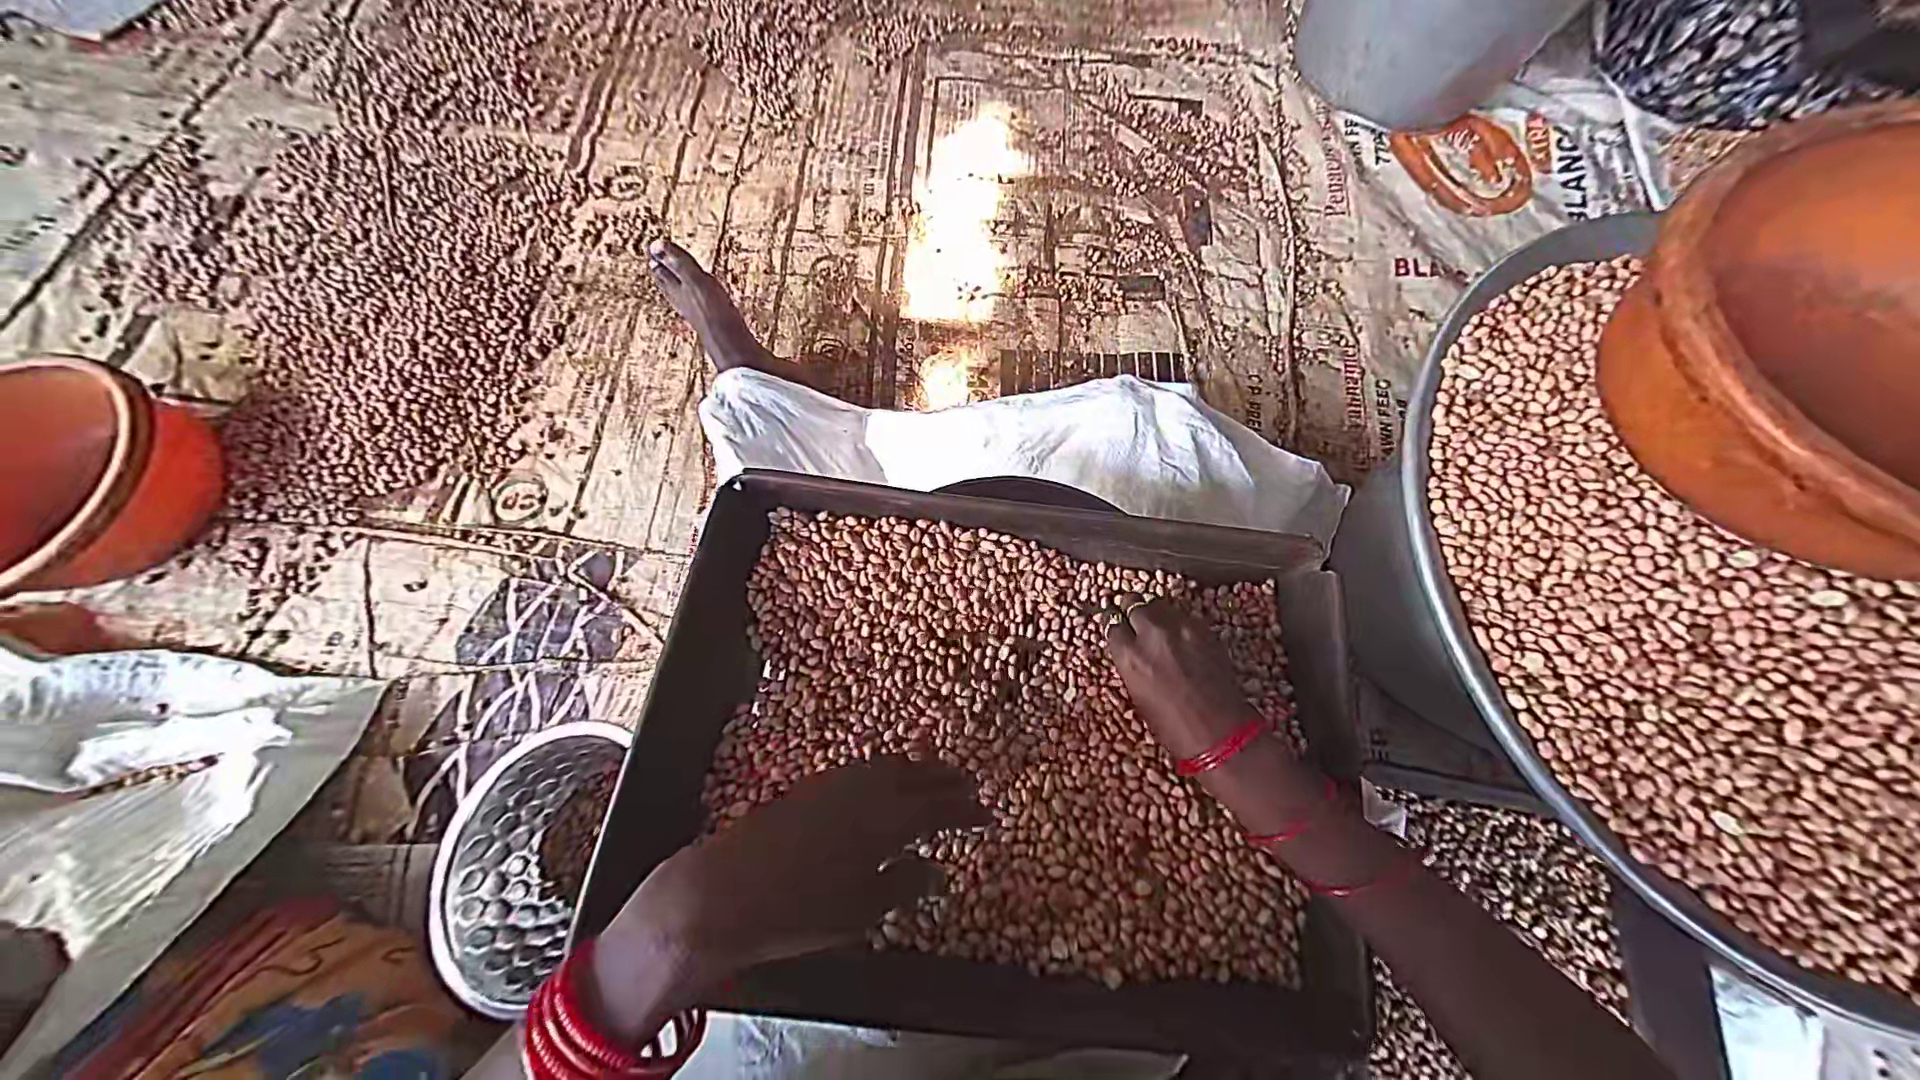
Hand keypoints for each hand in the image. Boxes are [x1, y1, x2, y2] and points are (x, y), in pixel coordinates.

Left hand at [595, 756, 986, 1022]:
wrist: (728, 889)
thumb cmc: (801, 909)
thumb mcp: (862, 910)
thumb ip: (905, 883)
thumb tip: (938, 870)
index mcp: (887, 819)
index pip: (940, 807)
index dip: (966, 810)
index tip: (986, 814)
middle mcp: (868, 789)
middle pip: (919, 775)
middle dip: (947, 780)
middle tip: (969, 785)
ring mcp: (839, 781)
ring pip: (891, 765)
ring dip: (918, 769)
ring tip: (934, 777)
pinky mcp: (815, 783)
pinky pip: (866, 767)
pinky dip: (887, 770)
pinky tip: (885, 781)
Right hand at [1106, 598, 1265, 759]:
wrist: (1219, 732)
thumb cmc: (1172, 725)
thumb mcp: (1137, 693)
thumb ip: (1130, 663)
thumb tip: (1130, 647)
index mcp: (1129, 655)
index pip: (1112, 623)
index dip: (1116, 625)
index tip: (1118, 628)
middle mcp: (1152, 634)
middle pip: (1134, 602)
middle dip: (1132, 610)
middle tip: (1134, 619)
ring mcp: (1180, 628)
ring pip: (1159, 604)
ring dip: (1155, 613)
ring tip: (1158, 627)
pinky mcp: (1204, 629)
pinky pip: (1183, 616)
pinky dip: (1178, 623)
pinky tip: (1181, 639)